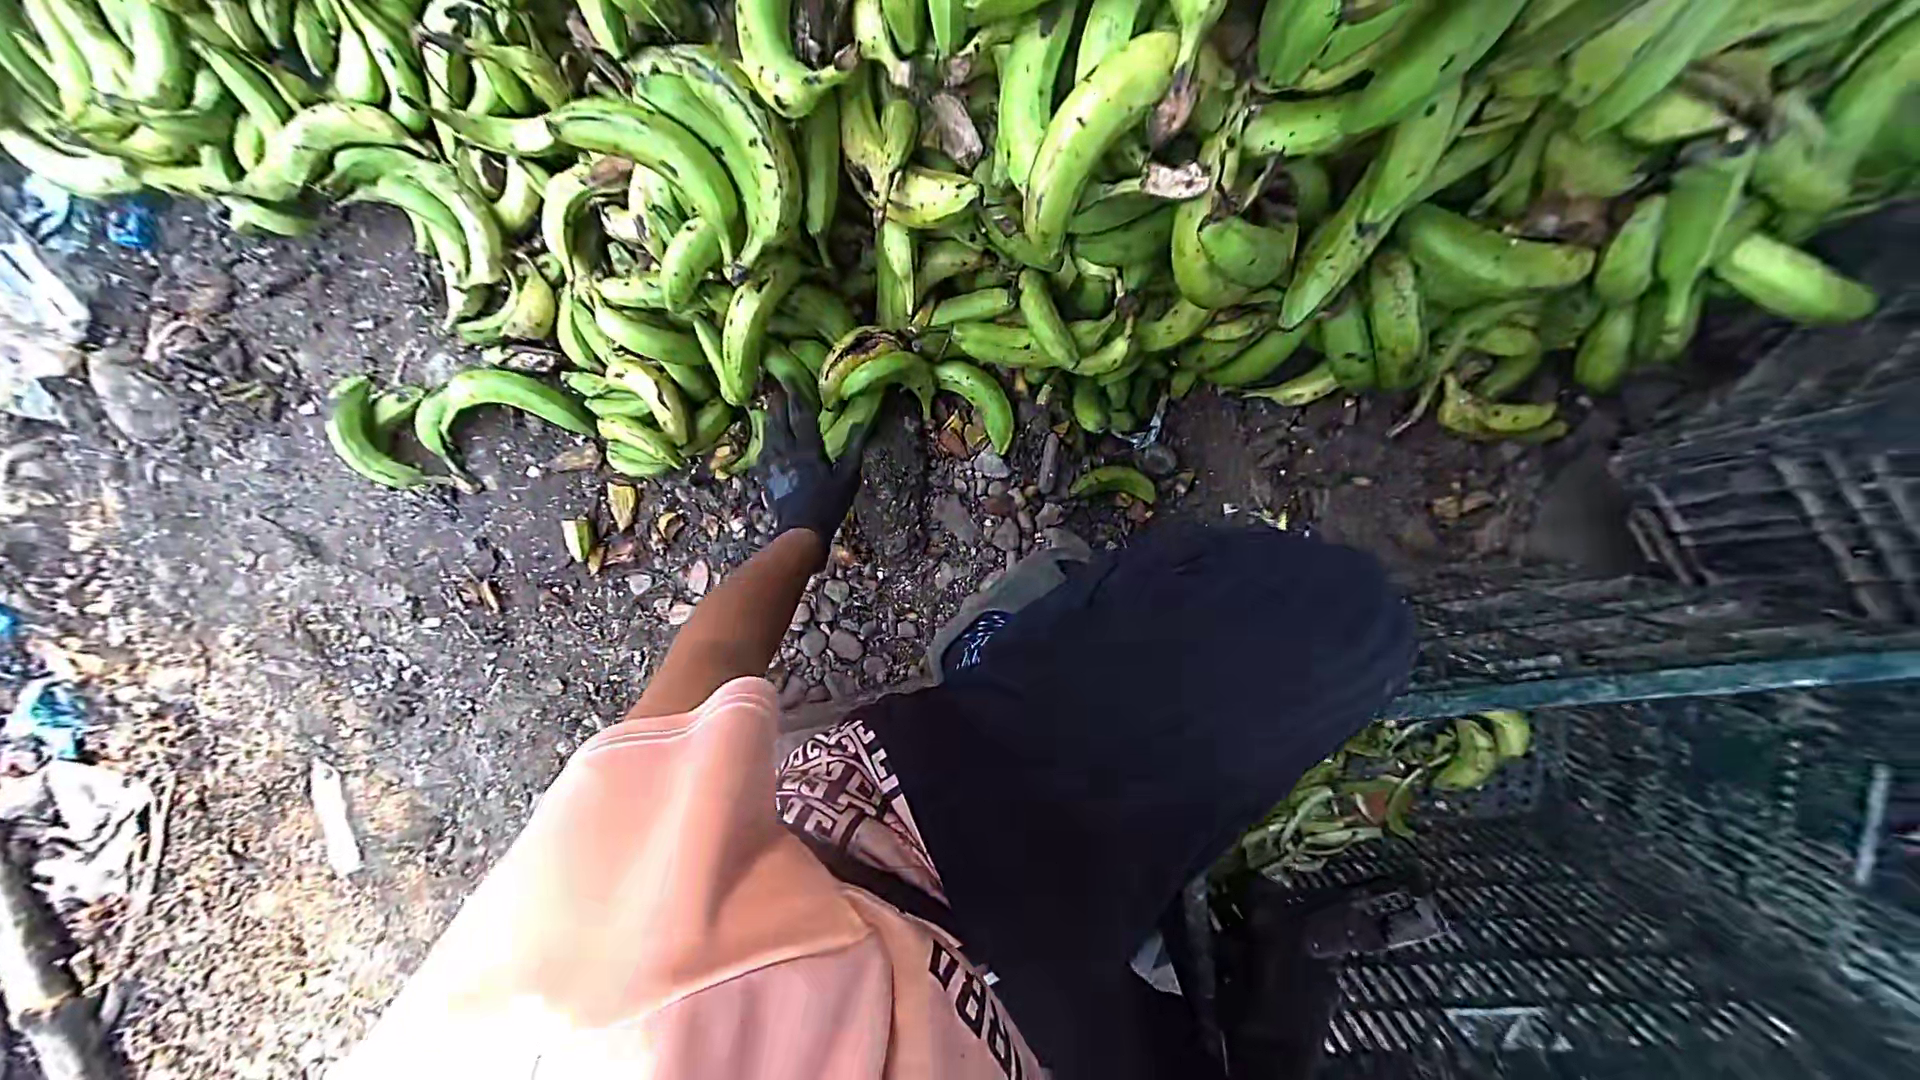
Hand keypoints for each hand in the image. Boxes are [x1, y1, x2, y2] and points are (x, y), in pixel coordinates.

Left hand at [759, 386, 870, 548]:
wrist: (800, 531)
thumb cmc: (828, 505)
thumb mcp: (847, 478)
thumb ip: (853, 449)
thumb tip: (862, 423)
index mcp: (807, 449)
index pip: (800, 414)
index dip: (797, 394)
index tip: (793, 377)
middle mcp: (785, 450)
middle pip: (777, 418)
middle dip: (777, 400)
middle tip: (777, 384)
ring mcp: (772, 462)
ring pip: (767, 431)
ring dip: (768, 415)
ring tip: (769, 403)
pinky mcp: (765, 474)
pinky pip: (761, 449)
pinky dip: (763, 437)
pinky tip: (765, 434)